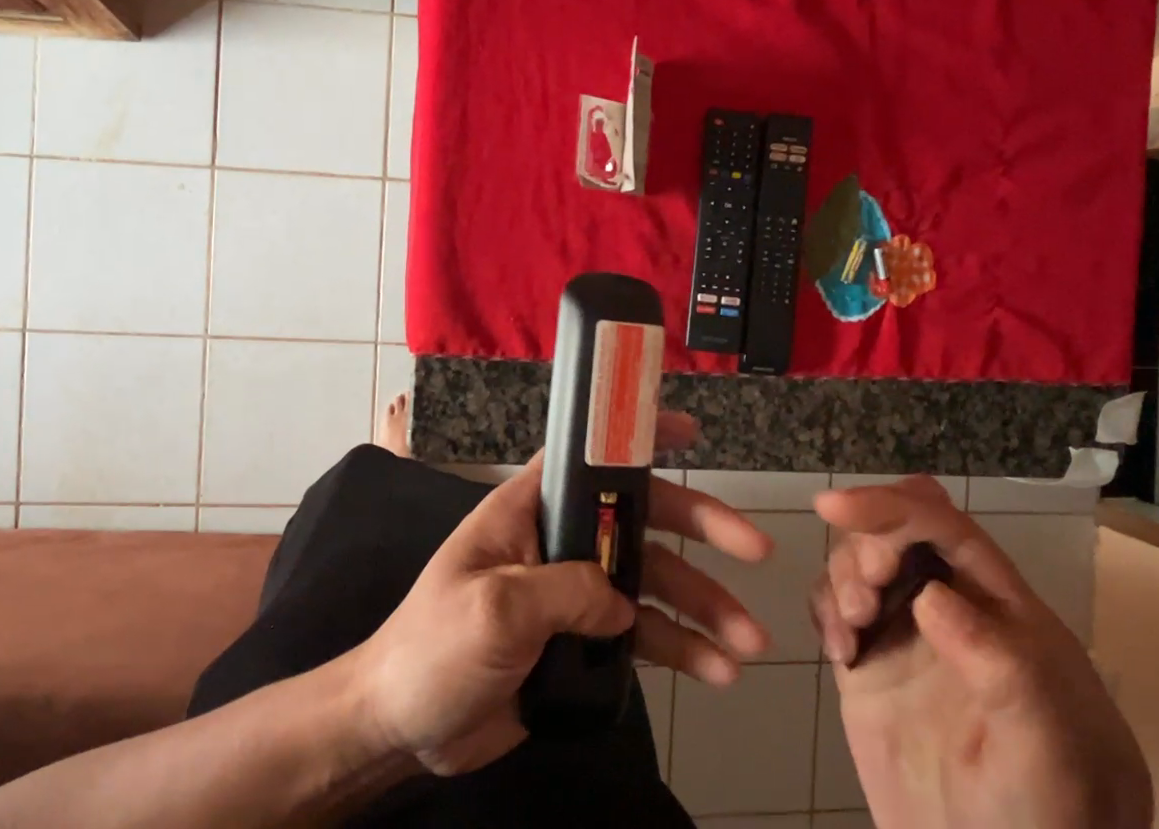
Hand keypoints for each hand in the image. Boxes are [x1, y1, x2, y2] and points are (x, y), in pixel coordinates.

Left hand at [347, 412, 773, 775]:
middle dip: (699, 533)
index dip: (634, 439)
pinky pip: (641, 637)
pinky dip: (681, 650)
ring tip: (751, 643)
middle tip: (754, 550)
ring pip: (650, 586)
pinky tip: (716, 671)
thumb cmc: (433, 650)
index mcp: (524, 514)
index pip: (583, 458)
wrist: (404, 726)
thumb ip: (565, 591)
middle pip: (638, 522)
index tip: (689, 430)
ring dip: (703, 609)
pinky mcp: (579, 643)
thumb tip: (622, 602)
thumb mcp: (493, 610)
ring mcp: (570, 595)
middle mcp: (554, 544)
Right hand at [810, 477, 1150, 828]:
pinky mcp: (871, 667)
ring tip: (850, 634)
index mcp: (1007, 615)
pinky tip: (839, 652)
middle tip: (863, 606)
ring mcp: (909, 640)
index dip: (893, 507)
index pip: (948, 529)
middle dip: (864, 545)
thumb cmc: (1048, 820)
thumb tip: (933, 596)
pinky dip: (824, 612)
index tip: (835, 506)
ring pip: (860, 564)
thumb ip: (1004, 671)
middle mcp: (955, 613)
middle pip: (896, 533)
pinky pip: (835, 609)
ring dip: (842, 578)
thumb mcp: (1048, 752)